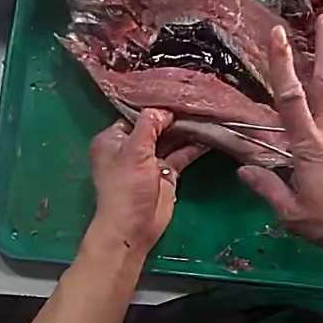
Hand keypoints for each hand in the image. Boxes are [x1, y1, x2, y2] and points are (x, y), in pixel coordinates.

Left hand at [85, 109, 205, 258]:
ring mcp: (149, 161)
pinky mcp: (165, 174)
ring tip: (207, 115)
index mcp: (113, 139)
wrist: (133, 227)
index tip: (177, 95)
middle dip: (174, 117)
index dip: (154, 106)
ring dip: (186, 131)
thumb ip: (148, 125)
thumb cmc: (127, 187)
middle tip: (197, 102)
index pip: (135, 115)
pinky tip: (209, 136)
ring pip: (170, 140)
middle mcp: (130, 147)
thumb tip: (163, 110)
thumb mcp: (134, 150)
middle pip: (155, 126)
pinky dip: (192, 147)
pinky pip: (180, 155)